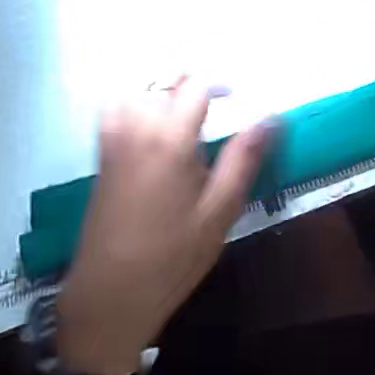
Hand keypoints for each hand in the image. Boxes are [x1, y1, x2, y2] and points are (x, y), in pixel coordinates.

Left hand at [54, 78, 271, 374]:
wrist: (109, 295)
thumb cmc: (172, 256)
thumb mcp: (220, 210)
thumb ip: (245, 157)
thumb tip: (272, 116)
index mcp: (170, 138)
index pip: (196, 84)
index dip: (222, 83)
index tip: (240, 98)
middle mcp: (136, 127)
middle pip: (163, 79)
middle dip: (193, 80)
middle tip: (218, 100)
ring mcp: (113, 139)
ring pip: (136, 88)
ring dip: (164, 86)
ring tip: (188, 106)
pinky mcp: (102, 155)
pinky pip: (117, 106)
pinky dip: (137, 99)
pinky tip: (157, 122)